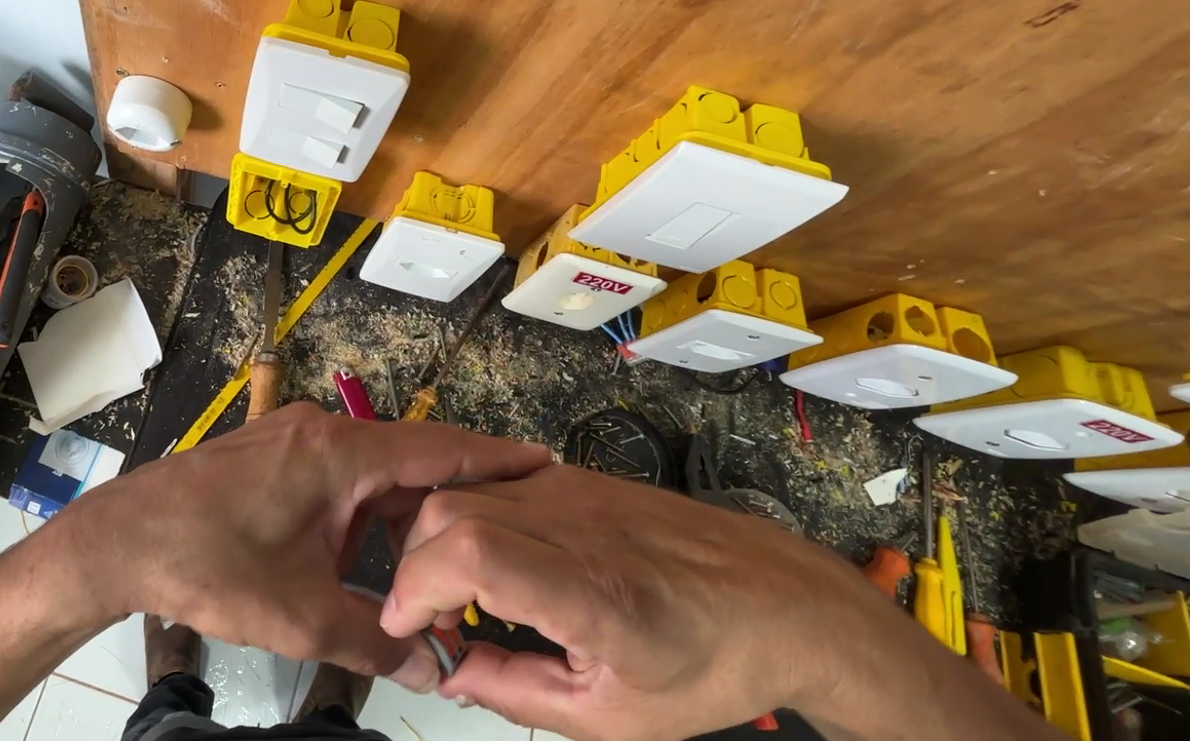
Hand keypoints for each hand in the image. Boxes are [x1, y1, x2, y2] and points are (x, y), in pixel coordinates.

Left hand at [52, 402, 552, 691]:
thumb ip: (376, 642)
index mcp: (339, 452)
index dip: (495, 459)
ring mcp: (294, 436)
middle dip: (452, 501)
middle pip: (407, 459)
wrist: (122, 537)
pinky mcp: (273, 452)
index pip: (438, 448)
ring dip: (402, 512)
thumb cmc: (210, 565)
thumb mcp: (300, 615)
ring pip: (371, 469)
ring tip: (445, 553)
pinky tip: (374, 549)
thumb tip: (436, 673)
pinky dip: (363, 508)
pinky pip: (337, 472)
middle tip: (504, 533)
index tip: (547, 464)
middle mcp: (322, 430)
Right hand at [379, 464, 896, 740]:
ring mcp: (572, 486)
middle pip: (451, 512)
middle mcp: (574, 522)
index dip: (419, 584)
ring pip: (464, 490)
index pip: (475, 553)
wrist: (782, 597)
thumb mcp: (614, 716)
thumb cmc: (709, 670)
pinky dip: (464, 517)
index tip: (407, 628)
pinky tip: (482, 559)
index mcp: (594, 592)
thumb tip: (446, 672)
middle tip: (427, 620)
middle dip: (413, 567)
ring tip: (451, 594)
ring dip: (433, 540)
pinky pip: (493, 483)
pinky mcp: (573, 473)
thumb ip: (515, 692)